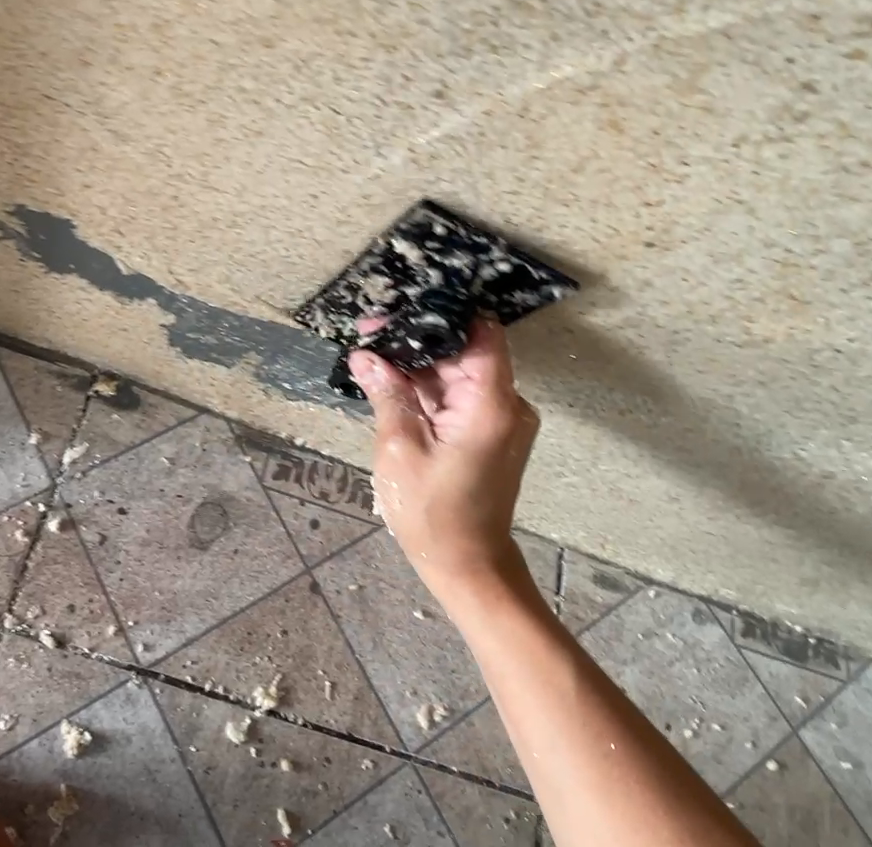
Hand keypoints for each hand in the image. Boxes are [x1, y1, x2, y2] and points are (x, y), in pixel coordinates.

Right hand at [348, 315, 539, 599]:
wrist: (466, 565)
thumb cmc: (432, 511)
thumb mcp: (400, 448)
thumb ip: (387, 394)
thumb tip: (365, 356)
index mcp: (492, 404)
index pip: (482, 334)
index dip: (444, 314)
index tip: (403, 305)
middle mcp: (505, 406)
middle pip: (464, 353)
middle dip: (417, 340)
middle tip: (369, 331)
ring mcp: (498, 421)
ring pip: (456, 376)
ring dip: (417, 366)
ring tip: (370, 352)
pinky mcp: (486, 435)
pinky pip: (456, 399)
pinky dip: (426, 390)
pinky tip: (389, 381)